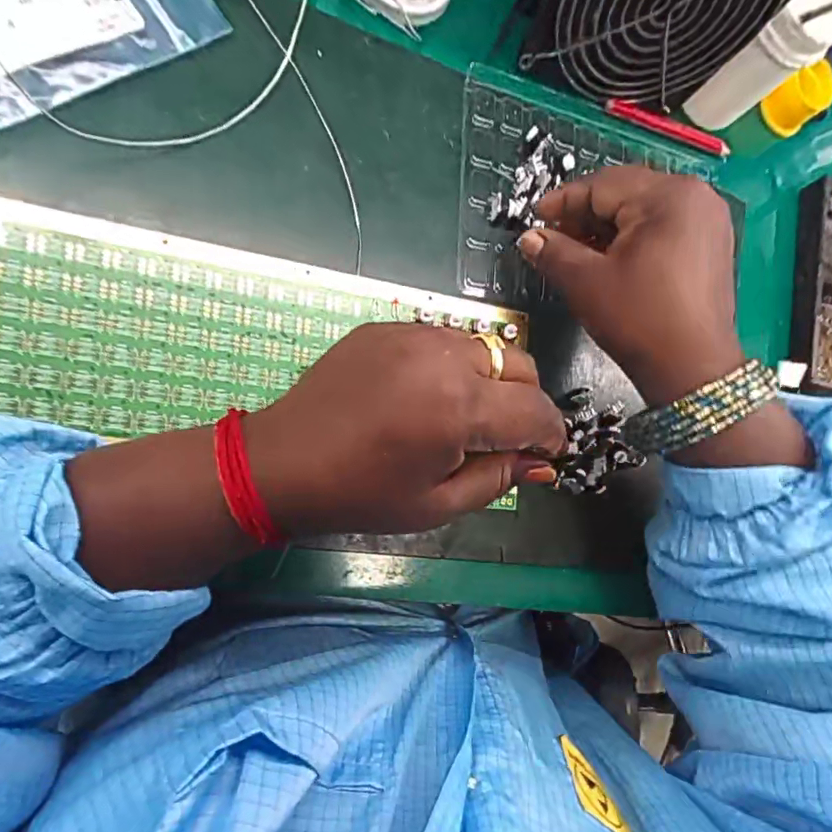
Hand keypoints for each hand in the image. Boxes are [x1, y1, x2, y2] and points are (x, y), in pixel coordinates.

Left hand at [66, 321, 565, 591]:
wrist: (282, 463)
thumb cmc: (359, 496)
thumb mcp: (434, 505)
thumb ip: (496, 479)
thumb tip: (538, 463)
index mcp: (459, 407)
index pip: (535, 411)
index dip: (549, 435)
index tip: (543, 453)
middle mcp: (443, 357)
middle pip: (519, 364)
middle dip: (523, 402)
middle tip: (499, 437)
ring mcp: (410, 333)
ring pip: (481, 345)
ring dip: (488, 379)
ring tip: (457, 416)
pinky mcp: (382, 326)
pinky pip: (438, 338)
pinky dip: (448, 364)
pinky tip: (420, 395)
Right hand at [521, 166, 742, 407]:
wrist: (689, 366)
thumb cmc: (639, 321)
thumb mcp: (586, 282)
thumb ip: (554, 252)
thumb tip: (530, 238)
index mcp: (667, 196)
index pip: (602, 184)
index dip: (563, 200)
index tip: (536, 217)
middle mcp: (695, 196)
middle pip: (626, 192)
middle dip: (585, 213)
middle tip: (552, 235)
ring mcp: (708, 219)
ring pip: (643, 209)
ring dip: (606, 226)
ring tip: (576, 251)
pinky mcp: (710, 243)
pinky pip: (662, 226)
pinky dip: (631, 237)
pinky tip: (608, 260)